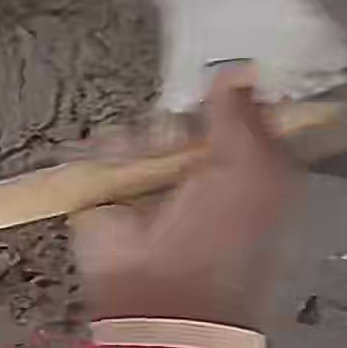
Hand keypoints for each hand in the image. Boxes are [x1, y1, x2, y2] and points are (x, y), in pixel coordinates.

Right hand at [70, 66, 300, 328]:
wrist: (157, 282)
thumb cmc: (220, 234)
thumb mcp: (252, 170)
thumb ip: (242, 117)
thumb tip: (234, 65)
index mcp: (243, 161)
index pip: (230, 112)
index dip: (222, 96)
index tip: (214, 84)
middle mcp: (193, 165)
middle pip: (177, 115)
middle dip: (174, 124)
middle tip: (175, 145)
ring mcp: (144, 176)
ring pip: (134, 129)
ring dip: (136, 141)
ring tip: (139, 163)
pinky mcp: (100, 185)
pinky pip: (95, 150)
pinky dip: (98, 152)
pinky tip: (109, 163)